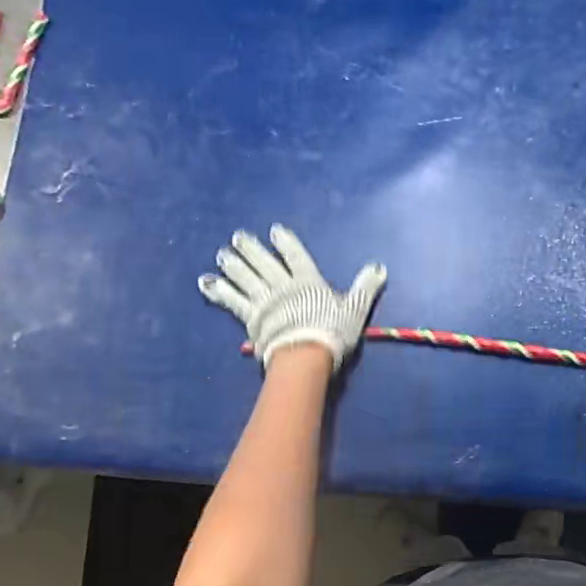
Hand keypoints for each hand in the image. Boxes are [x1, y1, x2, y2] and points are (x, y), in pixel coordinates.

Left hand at [198, 226, 385, 370]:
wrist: (306, 354)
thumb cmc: (332, 333)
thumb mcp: (355, 309)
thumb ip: (365, 287)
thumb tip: (380, 267)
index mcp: (308, 282)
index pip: (296, 257)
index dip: (285, 243)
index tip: (274, 231)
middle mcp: (283, 286)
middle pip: (265, 264)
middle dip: (251, 250)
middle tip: (237, 237)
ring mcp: (264, 301)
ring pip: (246, 278)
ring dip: (233, 265)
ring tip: (222, 254)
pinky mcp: (250, 317)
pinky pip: (231, 300)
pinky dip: (219, 291)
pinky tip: (206, 282)